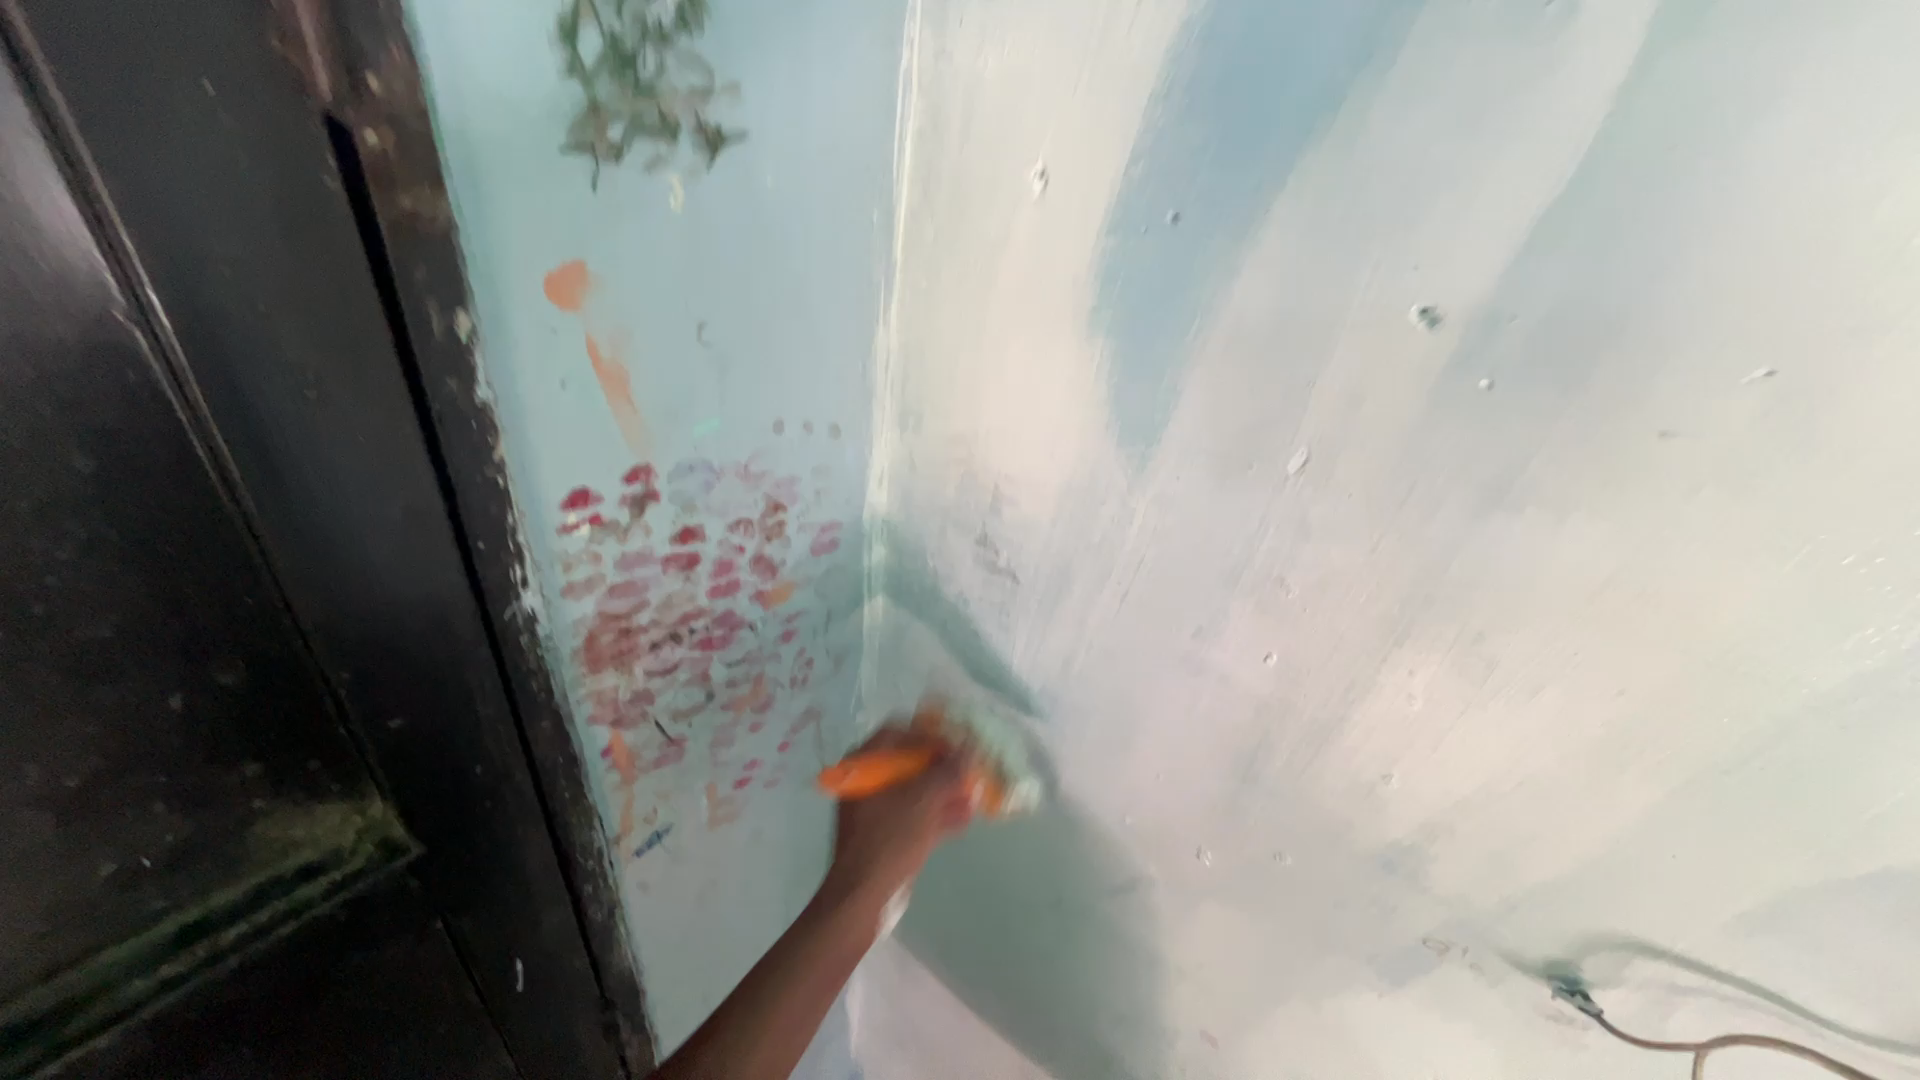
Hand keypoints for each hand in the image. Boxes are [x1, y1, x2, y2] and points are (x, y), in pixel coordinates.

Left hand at [819, 725, 974, 912]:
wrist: (865, 897)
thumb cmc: (889, 838)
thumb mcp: (922, 800)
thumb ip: (948, 771)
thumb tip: (970, 750)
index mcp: (864, 765)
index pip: (897, 732)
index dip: (928, 733)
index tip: (956, 740)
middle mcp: (868, 782)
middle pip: (910, 762)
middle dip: (943, 765)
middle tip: (971, 766)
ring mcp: (878, 811)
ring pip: (917, 790)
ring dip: (945, 790)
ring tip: (975, 791)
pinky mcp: (889, 835)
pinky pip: (917, 815)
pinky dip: (939, 814)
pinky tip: (967, 816)